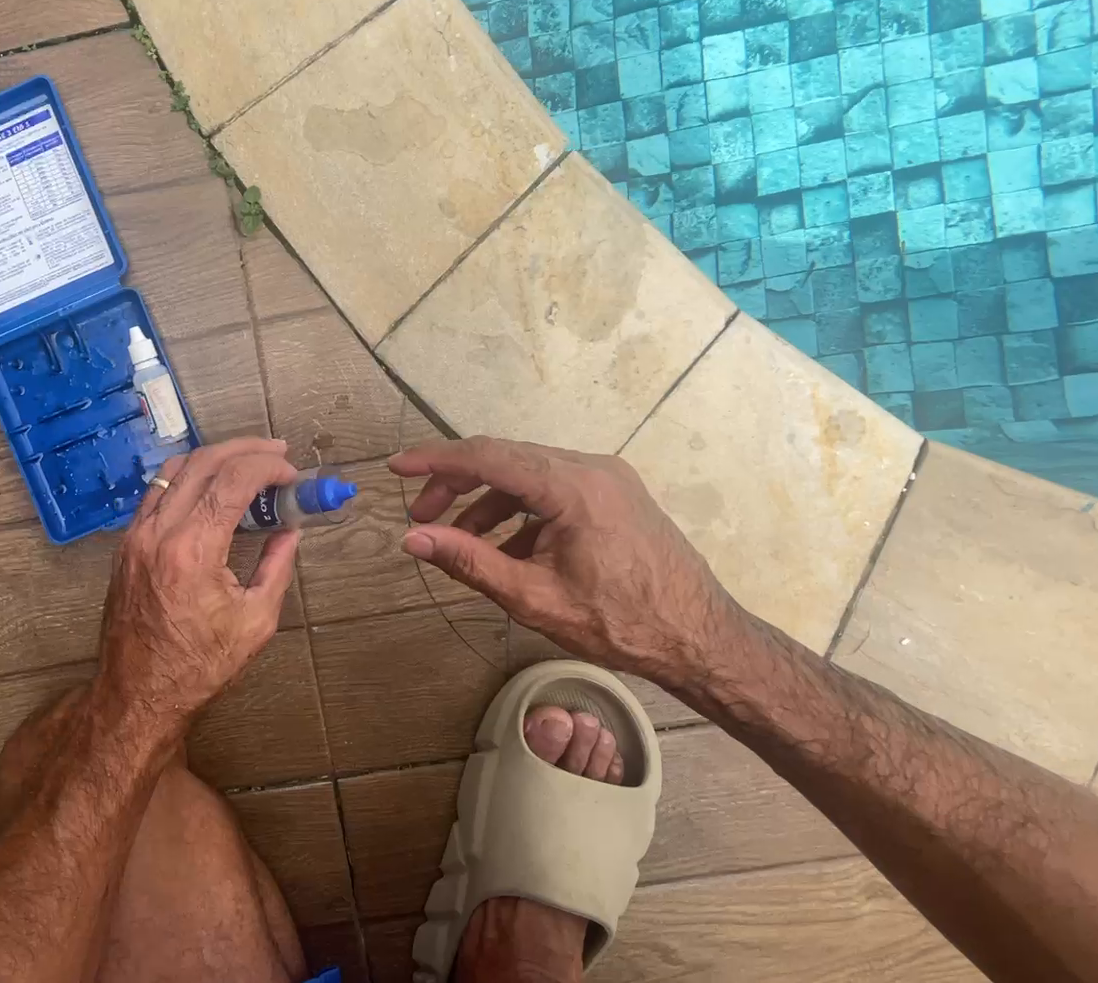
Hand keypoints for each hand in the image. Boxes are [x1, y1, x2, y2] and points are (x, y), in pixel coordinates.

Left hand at [96, 438, 300, 736]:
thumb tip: (290, 530)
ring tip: (248, 462)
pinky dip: (188, 477)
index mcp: (192, 550)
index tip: (291, 473)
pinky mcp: (126, 543)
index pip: (232, 480)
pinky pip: (157, 491)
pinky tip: (212, 487)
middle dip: (244, 449)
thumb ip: (276, 567)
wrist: (137, 692)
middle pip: (202, 462)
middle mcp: (158, 532)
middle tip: (277, 452)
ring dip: (214, 457)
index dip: (267, 466)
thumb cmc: (200, 665)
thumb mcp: (255, 621)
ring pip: (173, 469)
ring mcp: (135, 535)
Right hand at [390, 437, 746, 688]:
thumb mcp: (533, 597)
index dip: (435, 461)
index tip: (395, 468)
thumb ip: (469, 561)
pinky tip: (503, 548)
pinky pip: (548, 488)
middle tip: (421, 519)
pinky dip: (515, 511)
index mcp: (572, 487)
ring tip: (457, 540)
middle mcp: (589, 467)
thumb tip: (412, 539)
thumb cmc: (619, 624)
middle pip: (503, 459)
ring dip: (484, 501)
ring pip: (524, 473)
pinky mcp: (611, 492)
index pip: (487, 457)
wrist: (702, 640)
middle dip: (454, 485)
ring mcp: (604, 477)